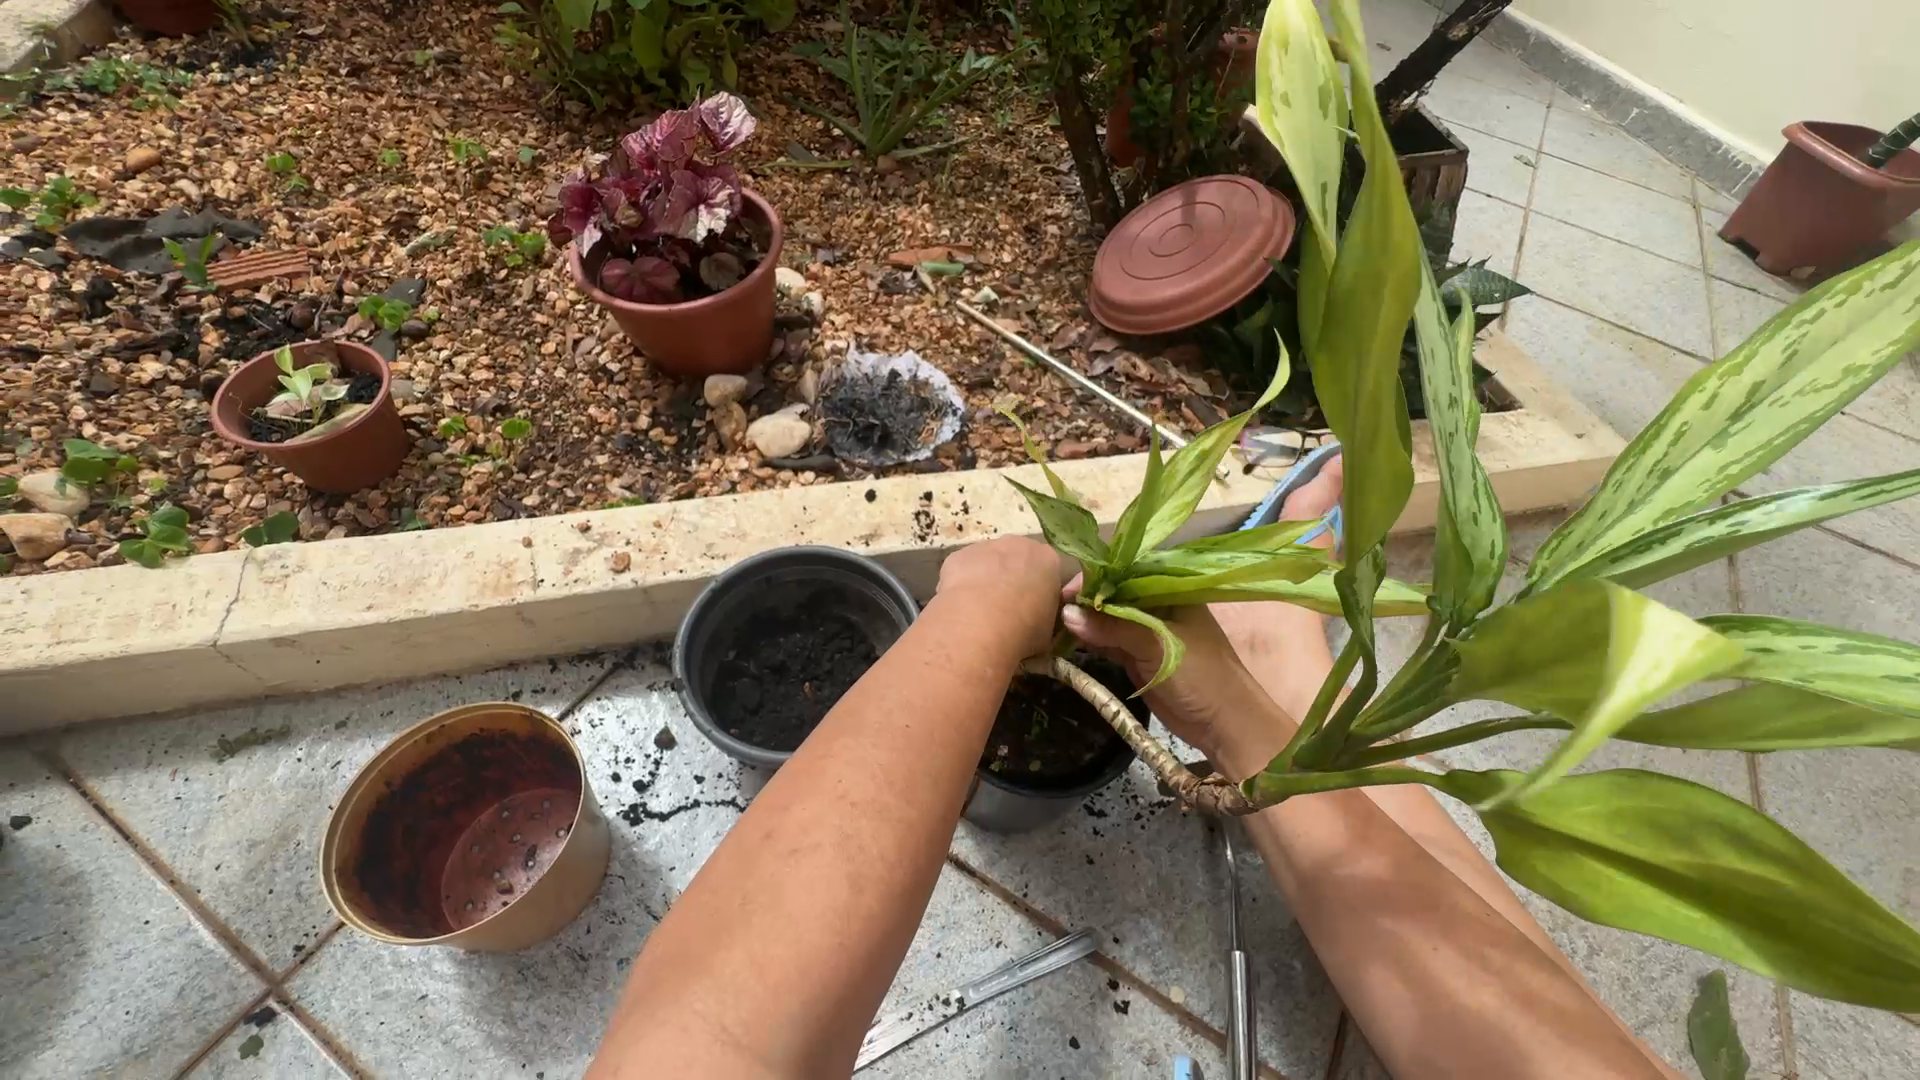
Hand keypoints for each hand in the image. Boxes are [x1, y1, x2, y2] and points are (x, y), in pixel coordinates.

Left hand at [934, 537, 1064, 663]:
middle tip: (1007, 608)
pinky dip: (963, 582)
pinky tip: (961, 605)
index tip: (1034, 609)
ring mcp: (986, 546)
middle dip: (1014, 578)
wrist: (980, 623)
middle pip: (1019, 559)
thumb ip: (1047, 617)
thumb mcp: (1049, 630)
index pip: (1049, 571)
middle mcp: (1019, 544)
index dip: (1041, 591)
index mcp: (1048, 560)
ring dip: (988, 579)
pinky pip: (964, 568)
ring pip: (989, 561)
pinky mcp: (959, 555)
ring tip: (980, 609)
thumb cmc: (1024, 629)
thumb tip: (1039, 620)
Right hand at [1062, 597, 1296, 779]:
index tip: (1065, 594)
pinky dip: (1089, 641)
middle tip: (1051, 612)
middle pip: (1112, 593)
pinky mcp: (1138, 655)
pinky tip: (1065, 642)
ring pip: (1107, 618)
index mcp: (1170, 590)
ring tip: (1051, 626)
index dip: (1094, 578)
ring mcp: (1146, 631)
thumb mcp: (1156, 645)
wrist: (1226, 726)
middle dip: (1083, 600)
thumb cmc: (1202, 677)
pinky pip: (1108, 641)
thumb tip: (1067, 614)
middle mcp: (1156, 604)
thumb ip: (1112, 628)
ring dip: (1082, 622)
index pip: (1124, 571)